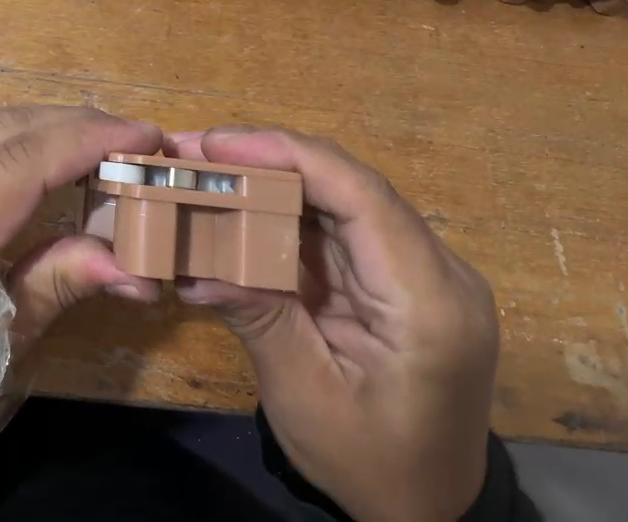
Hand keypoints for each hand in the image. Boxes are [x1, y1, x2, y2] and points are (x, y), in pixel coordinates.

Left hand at [0, 107, 162, 481]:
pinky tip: (41, 149)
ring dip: (43, 123)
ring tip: (101, 138)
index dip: (85, 141)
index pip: (16, 165)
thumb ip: (52, 291)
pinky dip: (9, 134)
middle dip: (74, 124)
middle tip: (135, 138)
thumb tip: (132, 265)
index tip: (144, 137)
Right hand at [170, 127, 498, 521]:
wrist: (430, 510)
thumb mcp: (304, 395)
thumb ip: (257, 316)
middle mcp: (436, 271)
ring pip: (340, 199)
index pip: (360, 196)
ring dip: (271, 179)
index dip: (287, 154)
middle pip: (348, 187)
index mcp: (428, 301)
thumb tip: (191, 266)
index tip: (217, 143)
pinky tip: (239, 203)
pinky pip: (338, 226)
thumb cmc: (372, 464)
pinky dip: (284, 211)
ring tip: (204, 168)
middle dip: (268, 158)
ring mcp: (421, 271)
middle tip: (194, 150)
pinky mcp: (398, 277)